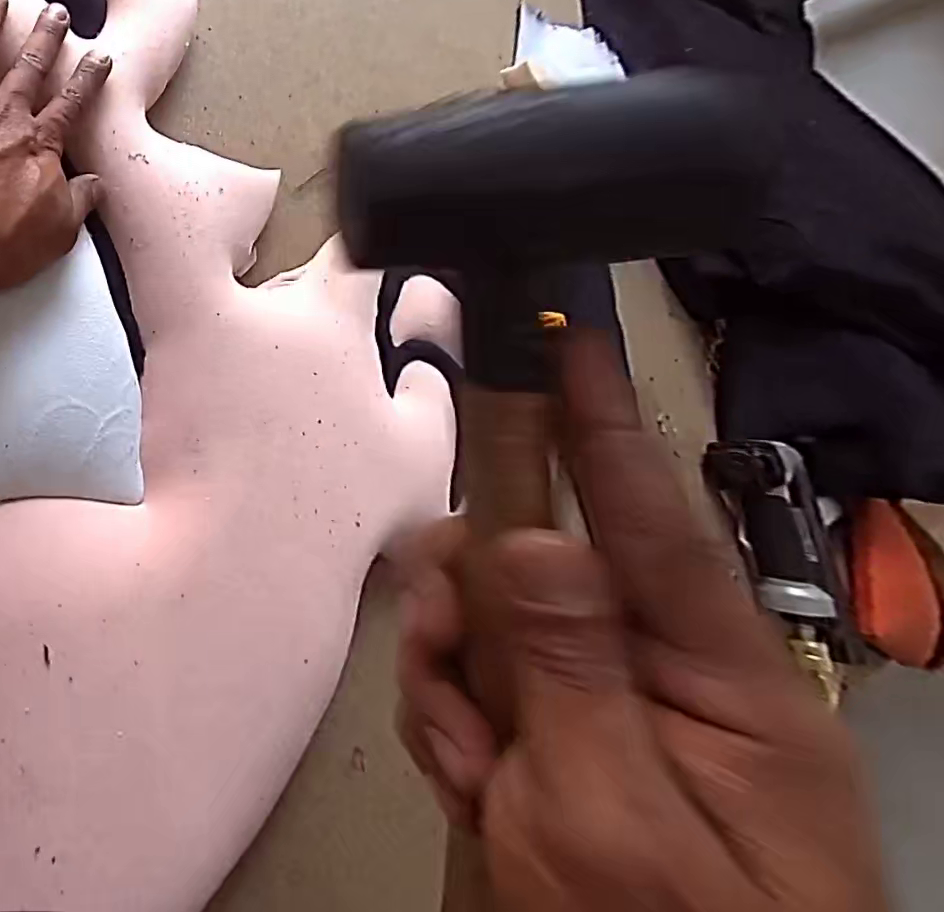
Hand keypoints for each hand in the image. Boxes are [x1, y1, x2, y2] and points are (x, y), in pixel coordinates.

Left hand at [0, 0, 111, 289]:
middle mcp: (3, 114)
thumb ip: (78, 203)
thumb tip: (95, 187)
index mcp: (38, 142)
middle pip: (30, 65)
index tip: (98, 59)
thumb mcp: (55, 233)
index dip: (88, 80)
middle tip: (56, 12)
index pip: (71, 102)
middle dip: (46, 36)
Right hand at [394, 330, 887, 911]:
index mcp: (713, 682)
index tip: (561, 344)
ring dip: (446, 682)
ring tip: (470, 760)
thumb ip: (568, 668)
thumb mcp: (606, 813)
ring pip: (470, 617)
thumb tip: (531, 537)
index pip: (646, 520)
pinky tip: (471, 776)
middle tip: (444, 662)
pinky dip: (443, 717)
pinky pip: (456, 671)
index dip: (598, 425)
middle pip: (519, 565)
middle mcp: (648, 666)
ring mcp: (585, 691)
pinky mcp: (536, 715)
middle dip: (463, 611)